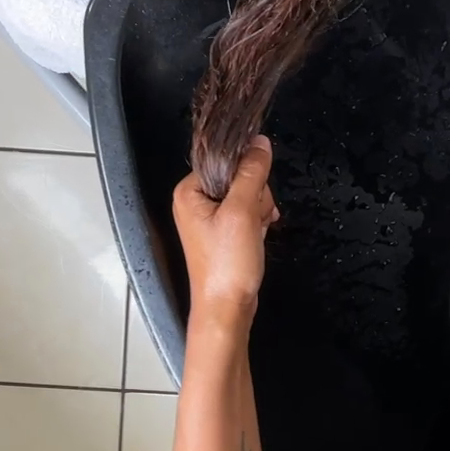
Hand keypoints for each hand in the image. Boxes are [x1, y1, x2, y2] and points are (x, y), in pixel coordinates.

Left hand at [174, 135, 279, 323]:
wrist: (227, 308)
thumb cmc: (228, 263)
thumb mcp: (242, 212)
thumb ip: (252, 173)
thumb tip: (261, 142)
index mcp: (189, 191)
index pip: (226, 160)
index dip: (246, 174)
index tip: (251, 197)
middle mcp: (196, 201)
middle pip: (239, 176)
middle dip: (256, 196)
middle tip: (253, 220)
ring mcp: (210, 218)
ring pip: (248, 194)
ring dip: (260, 211)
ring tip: (256, 232)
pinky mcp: (224, 232)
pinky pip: (248, 212)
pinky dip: (258, 222)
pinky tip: (259, 236)